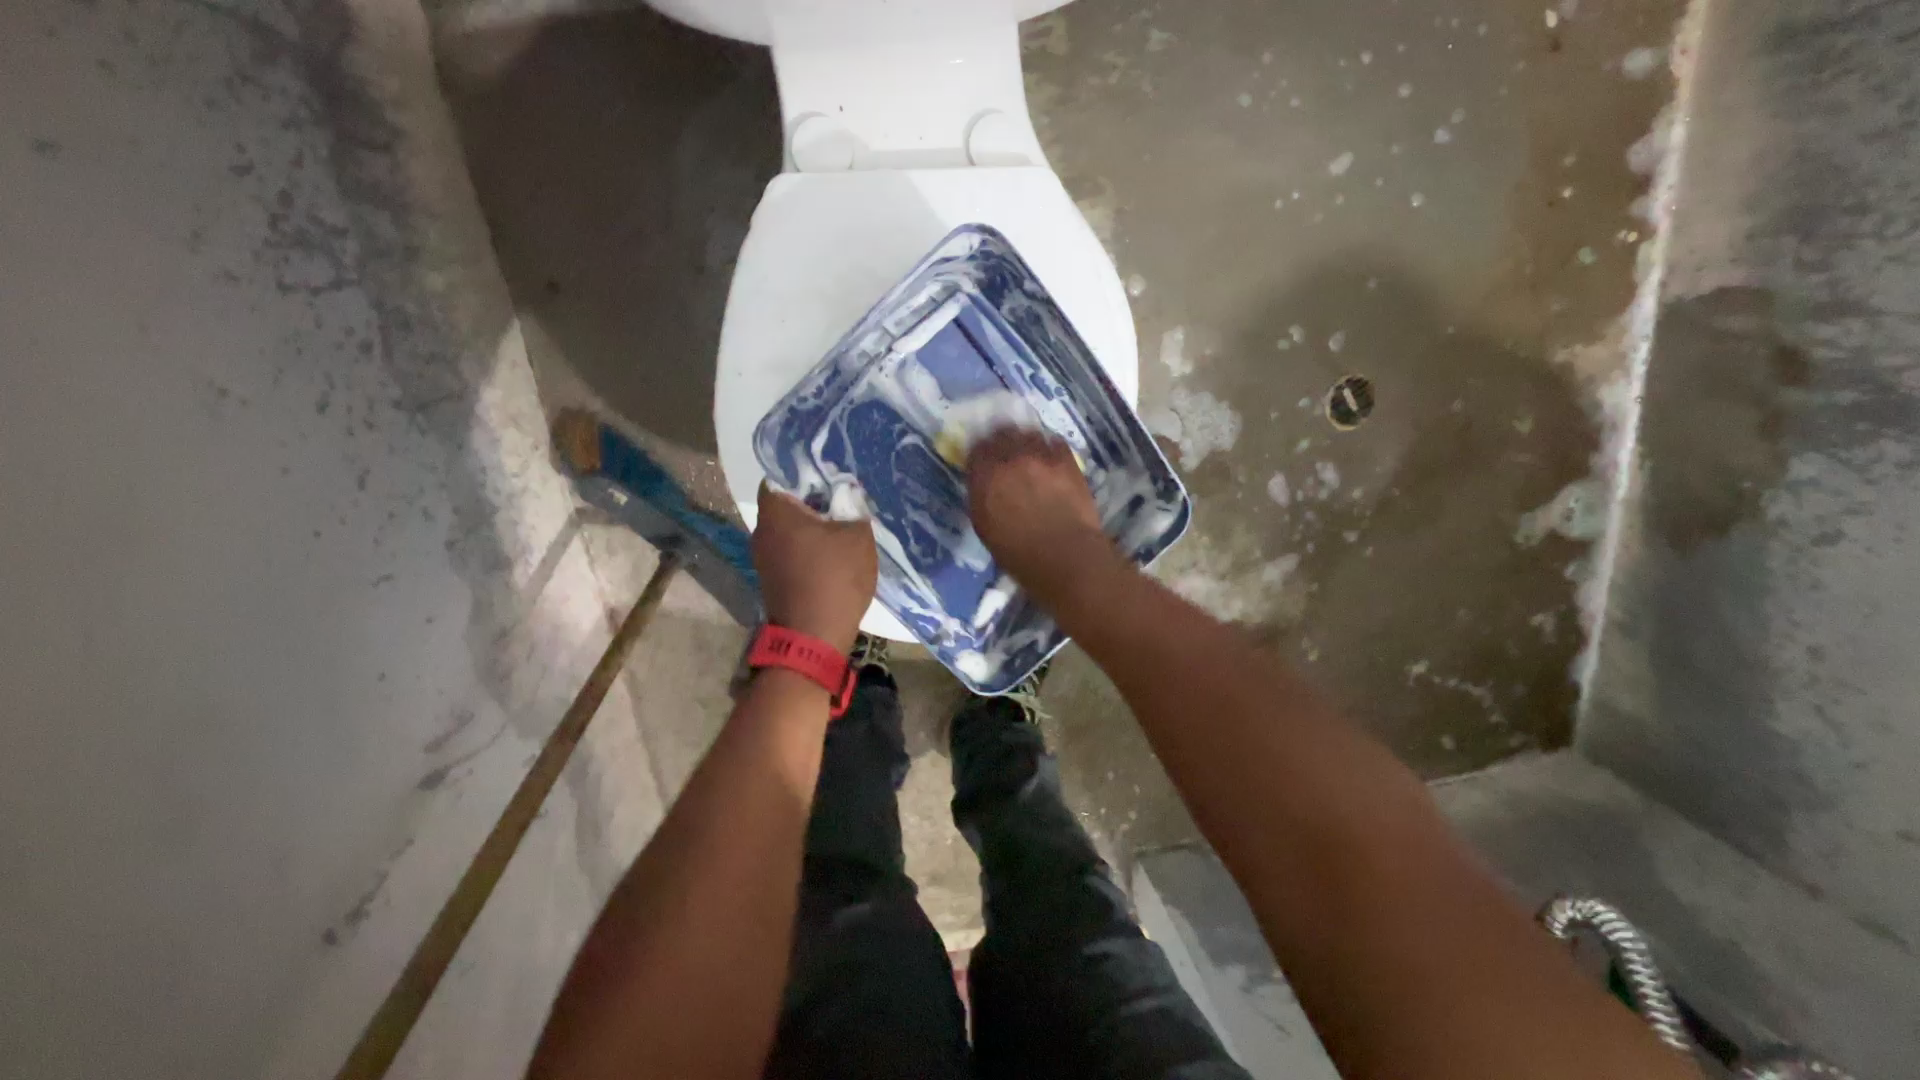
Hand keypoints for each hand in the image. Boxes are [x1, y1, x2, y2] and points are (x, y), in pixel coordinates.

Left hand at [752, 483, 876, 654]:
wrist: (813, 638)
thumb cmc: (834, 578)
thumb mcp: (857, 535)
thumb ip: (852, 505)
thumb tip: (847, 492)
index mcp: (776, 512)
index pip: (781, 474)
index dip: (805, 471)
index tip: (829, 475)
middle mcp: (761, 531)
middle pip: (785, 503)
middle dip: (812, 499)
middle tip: (841, 498)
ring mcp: (763, 557)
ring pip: (788, 529)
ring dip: (811, 526)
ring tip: (841, 525)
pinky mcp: (771, 578)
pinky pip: (789, 551)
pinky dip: (807, 548)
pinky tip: (831, 553)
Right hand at [965, 428, 1113, 596]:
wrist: (1064, 555)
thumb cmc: (1019, 554)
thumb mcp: (985, 528)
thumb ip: (981, 497)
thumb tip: (985, 484)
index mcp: (985, 477)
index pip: (976, 449)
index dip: (981, 454)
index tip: (984, 460)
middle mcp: (1010, 458)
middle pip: (1002, 433)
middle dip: (1002, 441)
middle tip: (1006, 453)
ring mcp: (1040, 455)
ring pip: (1029, 434)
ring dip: (1027, 442)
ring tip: (1030, 454)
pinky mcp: (1066, 460)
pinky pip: (1054, 442)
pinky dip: (1050, 448)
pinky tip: (1052, 459)